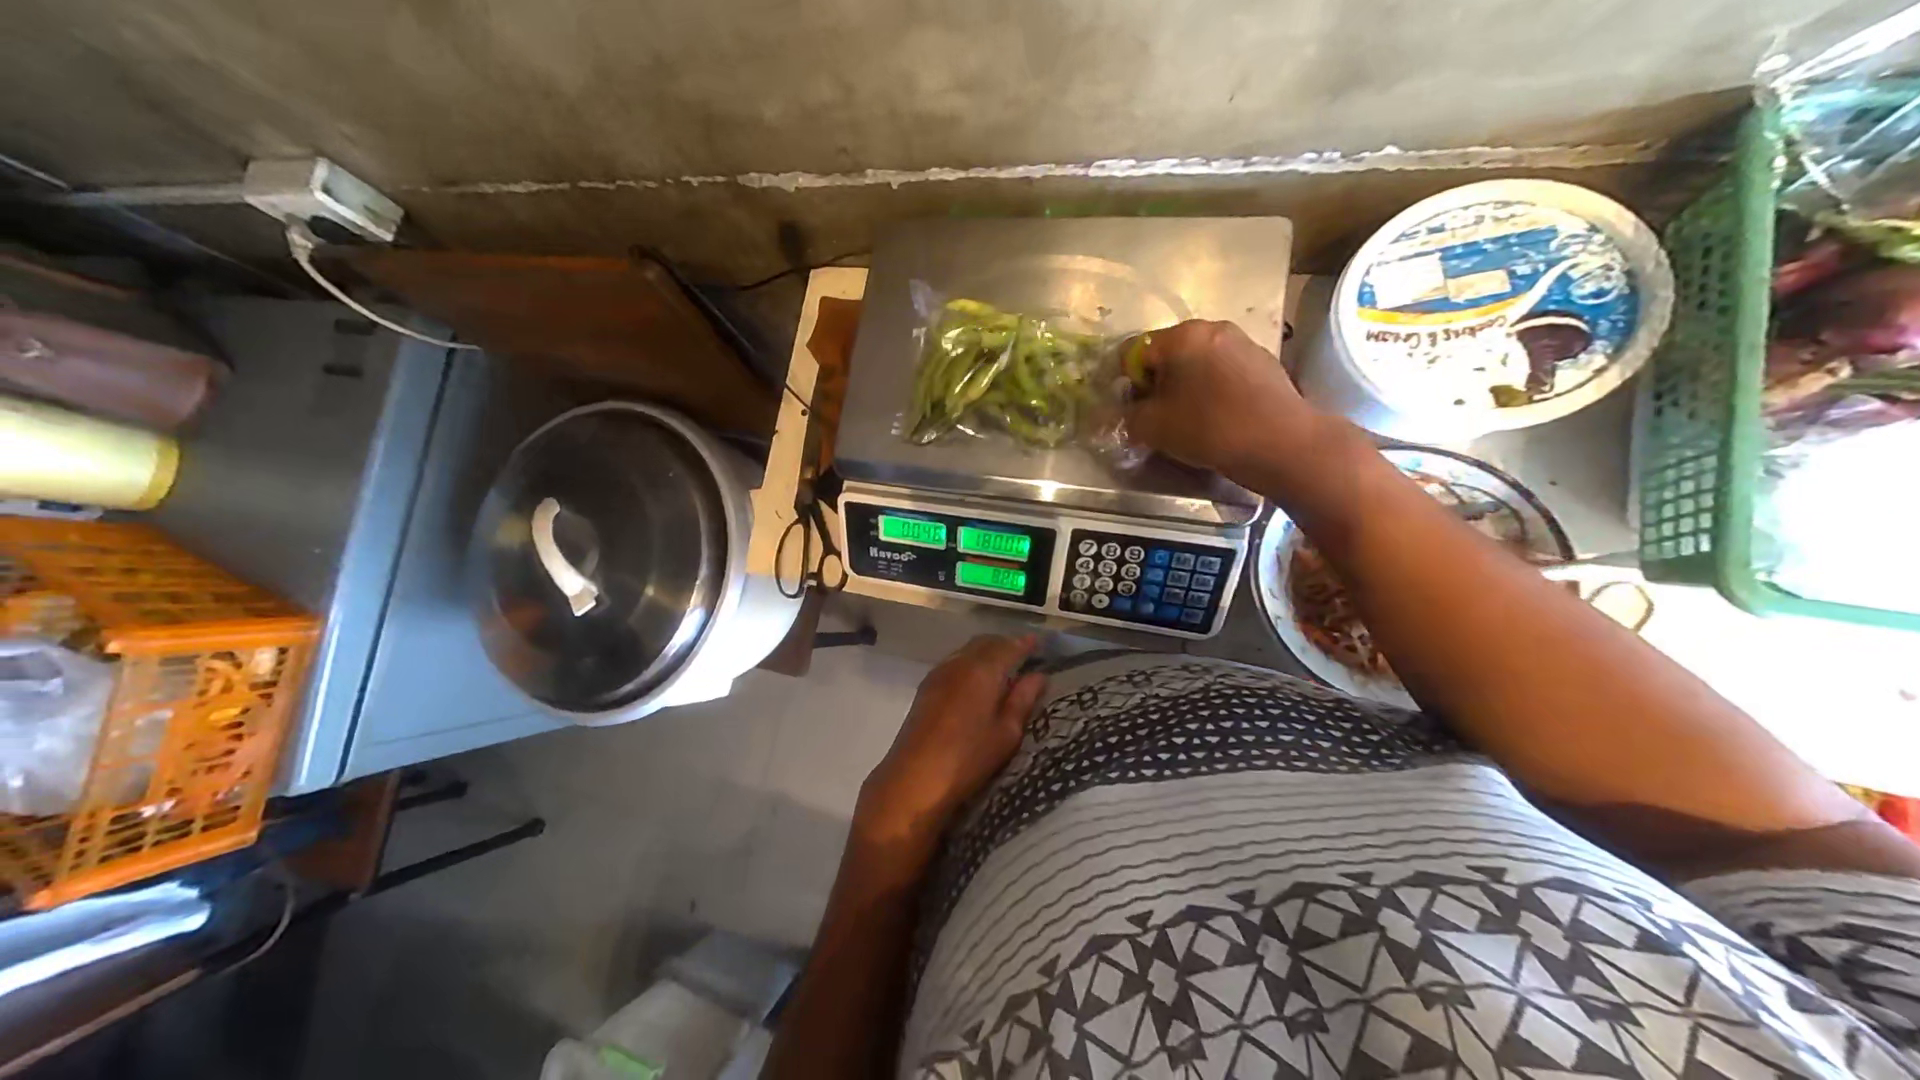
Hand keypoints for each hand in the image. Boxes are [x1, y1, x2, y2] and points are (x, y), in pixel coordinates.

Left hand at [854, 635, 1046, 854]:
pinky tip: (977, 682)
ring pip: (966, 651)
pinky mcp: (925, 689)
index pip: (1008, 646)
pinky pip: (954, 663)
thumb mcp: (1006, 733)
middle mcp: (958, 664)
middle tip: (1023, 654)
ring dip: (985, 653)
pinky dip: (970, 664)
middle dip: (1004, 644)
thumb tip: (1038, 676)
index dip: (1025, 643)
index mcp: (981, 670)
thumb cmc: (967, 758)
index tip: (1039, 643)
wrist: (913, 778)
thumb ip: (1022, 700)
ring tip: (1002, 668)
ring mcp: (938, 674)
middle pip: (984, 643)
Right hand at [1125, 320, 1325, 480]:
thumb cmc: (1209, 428)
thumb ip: (1128, 414)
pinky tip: (1219, 416)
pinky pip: (1223, 370)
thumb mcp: (1152, 427)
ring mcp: (1242, 342)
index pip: (1134, 350)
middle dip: (1158, 382)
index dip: (1126, 382)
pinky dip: (1212, 389)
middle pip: (1168, 353)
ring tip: (1191, 419)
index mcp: (1181, 335)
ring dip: (1186, 385)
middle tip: (1160, 416)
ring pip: (1197, 362)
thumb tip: (1128, 409)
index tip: (1134, 409)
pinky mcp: (1263, 361)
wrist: (1281, 443)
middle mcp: (1212, 328)